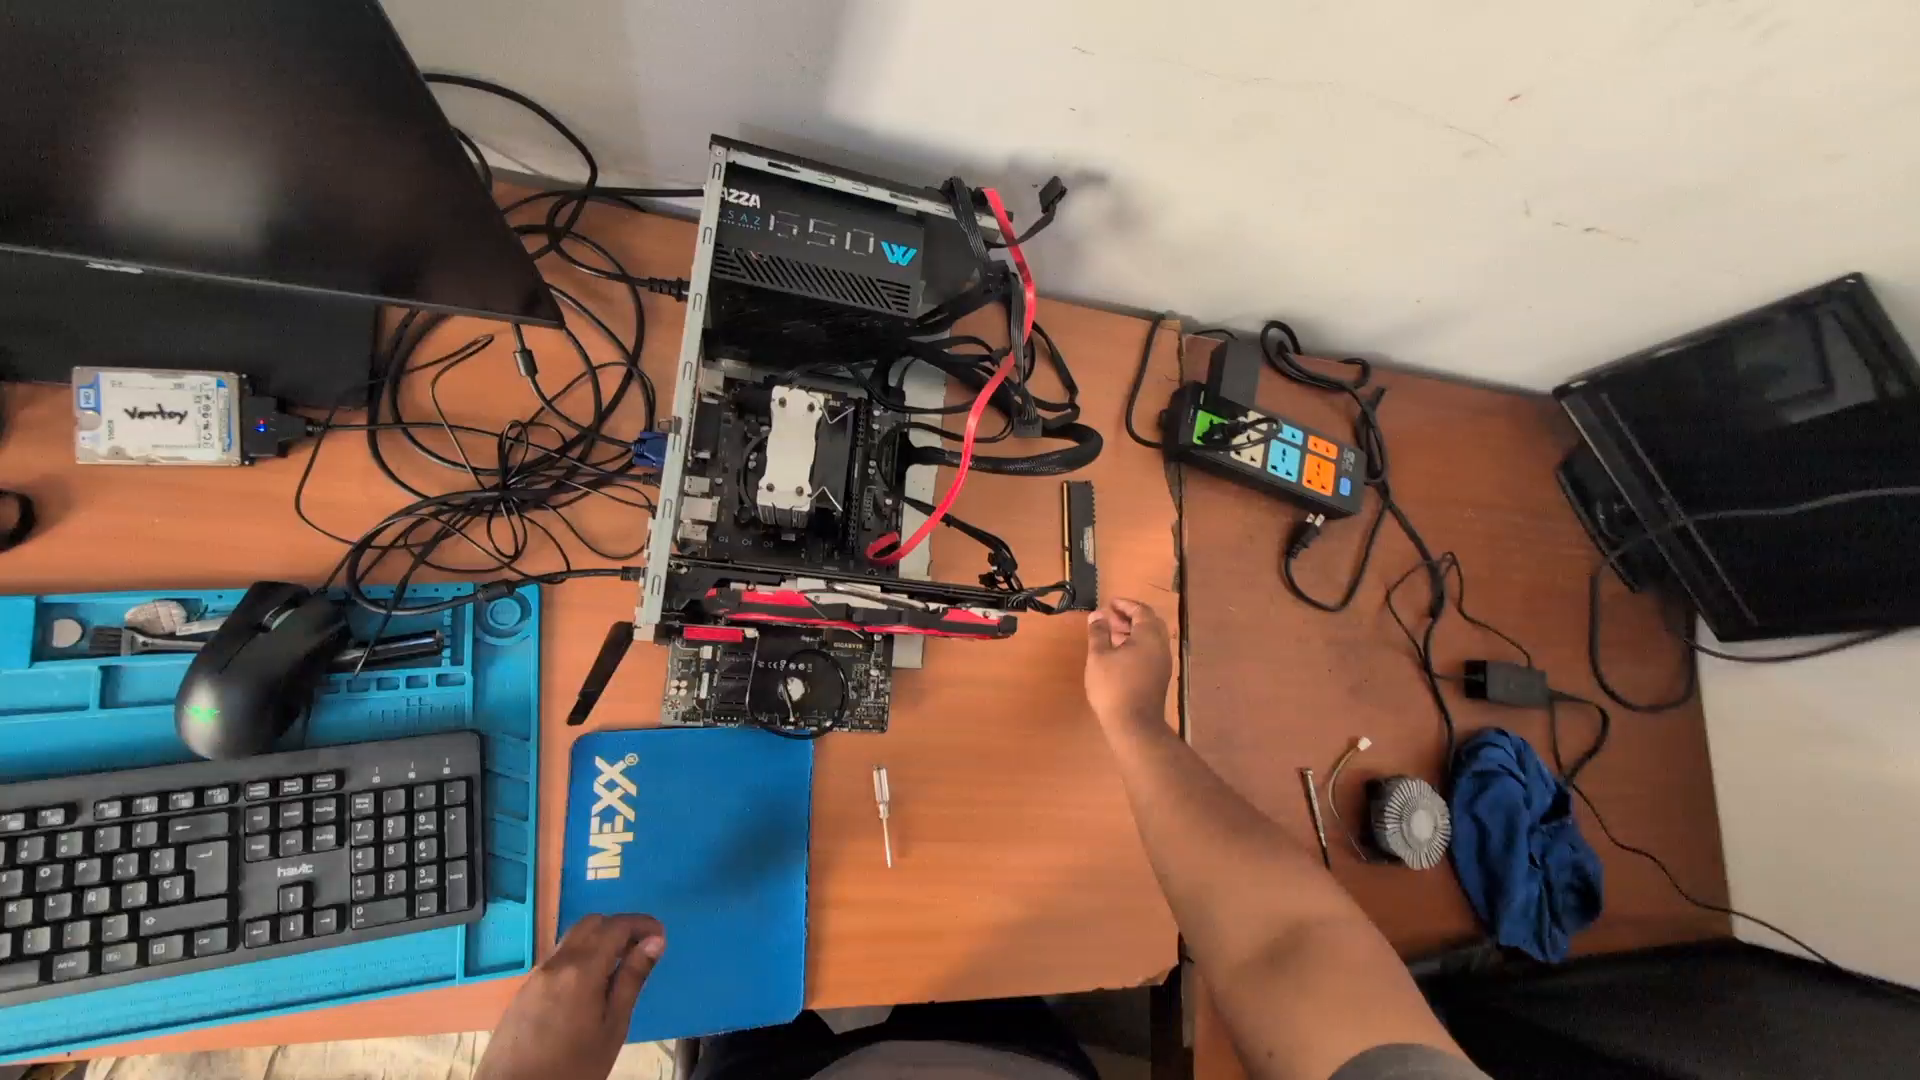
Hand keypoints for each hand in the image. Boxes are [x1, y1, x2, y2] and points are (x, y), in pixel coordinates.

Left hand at [477, 914, 666, 1079]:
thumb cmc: (572, 1068)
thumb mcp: (612, 1028)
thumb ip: (632, 979)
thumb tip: (655, 941)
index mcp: (582, 969)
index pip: (618, 926)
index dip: (643, 924)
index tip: (660, 938)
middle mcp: (556, 963)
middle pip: (592, 923)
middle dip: (619, 927)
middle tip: (638, 950)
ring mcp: (535, 976)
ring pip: (572, 939)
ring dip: (597, 941)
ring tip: (615, 969)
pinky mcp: (522, 992)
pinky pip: (556, 959)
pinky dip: (578, 957)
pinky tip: (586, 988)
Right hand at [1084, 598, 1171, 726]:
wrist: (1134, 724)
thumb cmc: (1113, 686)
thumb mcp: (1099, 656)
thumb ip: (1098, 632)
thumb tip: (1097, 615)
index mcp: (1148, 636)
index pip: (1141, 611)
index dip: (1125, 605)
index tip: (1110, 604)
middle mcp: (1161, 646)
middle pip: (1150, 623)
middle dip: (1131, 617)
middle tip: (1111, 617)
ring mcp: (1163, 663)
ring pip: (1152, 638)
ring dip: (1134, 631)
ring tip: (1112, 633)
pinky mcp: (1159, 676)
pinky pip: (1151, 651)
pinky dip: (1137, 644)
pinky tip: (1120, 654)